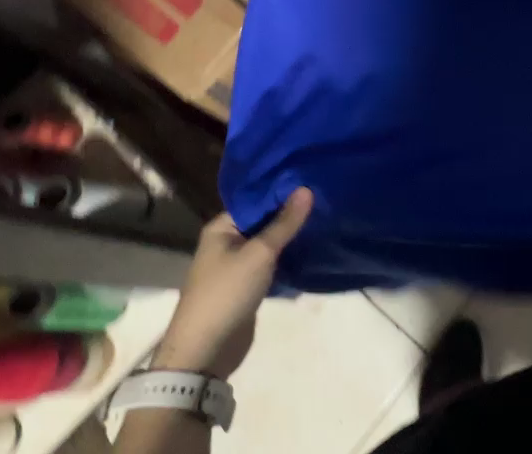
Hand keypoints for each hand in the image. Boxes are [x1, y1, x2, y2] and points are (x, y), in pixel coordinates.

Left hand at [152, 188, 312, 377]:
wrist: (205, 351)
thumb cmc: (227, 293)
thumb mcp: (260, 253)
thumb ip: (285, 223)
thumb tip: (306, 188)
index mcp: (221, 228)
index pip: (256, 200)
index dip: (283, 191)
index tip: (313, 181)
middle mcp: (227, 242)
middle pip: (265, 221)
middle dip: (291, 214)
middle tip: (327, 200)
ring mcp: (238, 266)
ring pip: (270, 244)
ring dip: (292, 238)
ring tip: (326, 221)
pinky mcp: (248, 286)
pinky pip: (272, 264)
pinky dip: (289, 259)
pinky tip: (314, 250)